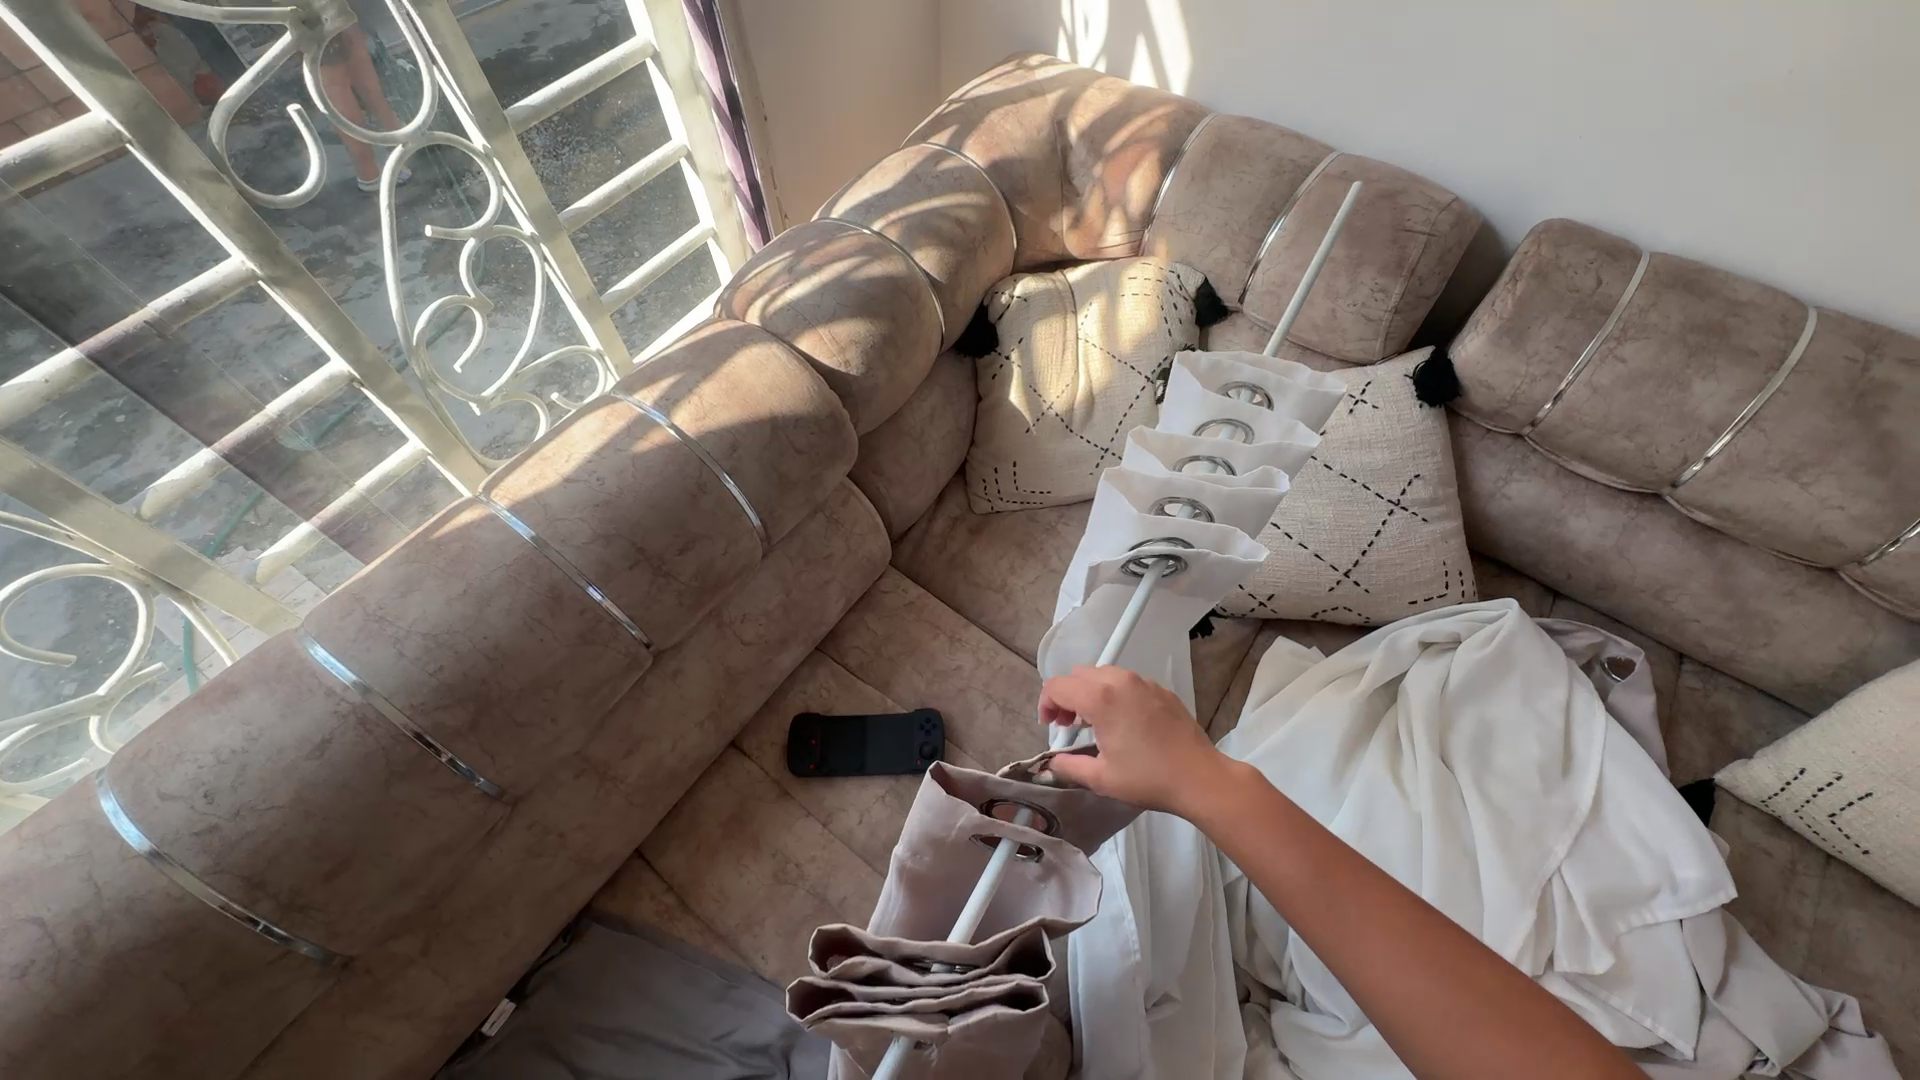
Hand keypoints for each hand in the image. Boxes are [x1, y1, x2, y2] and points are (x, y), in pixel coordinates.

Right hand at [1037, 665, 1234, 816]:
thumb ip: (1068, 766)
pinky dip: (1114, 694)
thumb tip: (1053, 761)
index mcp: (1100, 699)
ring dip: (1090, 692)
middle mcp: (1120, 681)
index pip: (1057, 686)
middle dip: (1066, 696)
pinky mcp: (1160, 689)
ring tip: (1095, 722)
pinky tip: (1123, 722)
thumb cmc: (1148, 778)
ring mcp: (1143, 682)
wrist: (1199, 777)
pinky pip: (1127, 682)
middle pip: (1078, 675)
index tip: (1050, 727)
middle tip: (1068, 725)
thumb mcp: (1101, 778)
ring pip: (1103, 674)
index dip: (1045, 704)